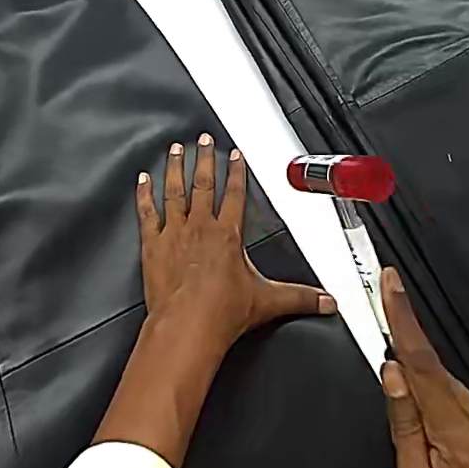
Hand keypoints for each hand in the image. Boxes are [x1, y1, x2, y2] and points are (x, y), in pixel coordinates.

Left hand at [137, 134, 334, 345]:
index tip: (234, 154)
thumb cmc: (222, 313)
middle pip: (203, 184)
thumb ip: (299, 297)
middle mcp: (200, 226)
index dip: (235, 171)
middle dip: (204, 159)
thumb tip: (325, 302)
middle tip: (203, 140)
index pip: (234, 194)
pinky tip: (143, 179)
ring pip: (175, 191)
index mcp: (227, 234)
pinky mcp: (153, 244)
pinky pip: (147, 212)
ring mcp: (174, 232)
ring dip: (175, 168)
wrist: (188, 327)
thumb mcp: (267, 302)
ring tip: (175, 149)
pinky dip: (144, 194)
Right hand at [381, 266, 468, 467]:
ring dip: (416, 372)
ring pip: (443, 382)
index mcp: (462, 438)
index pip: (424, 362)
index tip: (390, 284)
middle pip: (432, 368)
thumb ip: (404, 429)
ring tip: (394, 386)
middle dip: (401, 344)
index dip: (403, 318)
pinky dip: (432, 390)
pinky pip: (456, 398)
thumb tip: (391, 374)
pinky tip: (420, 407)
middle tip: (375, 318)